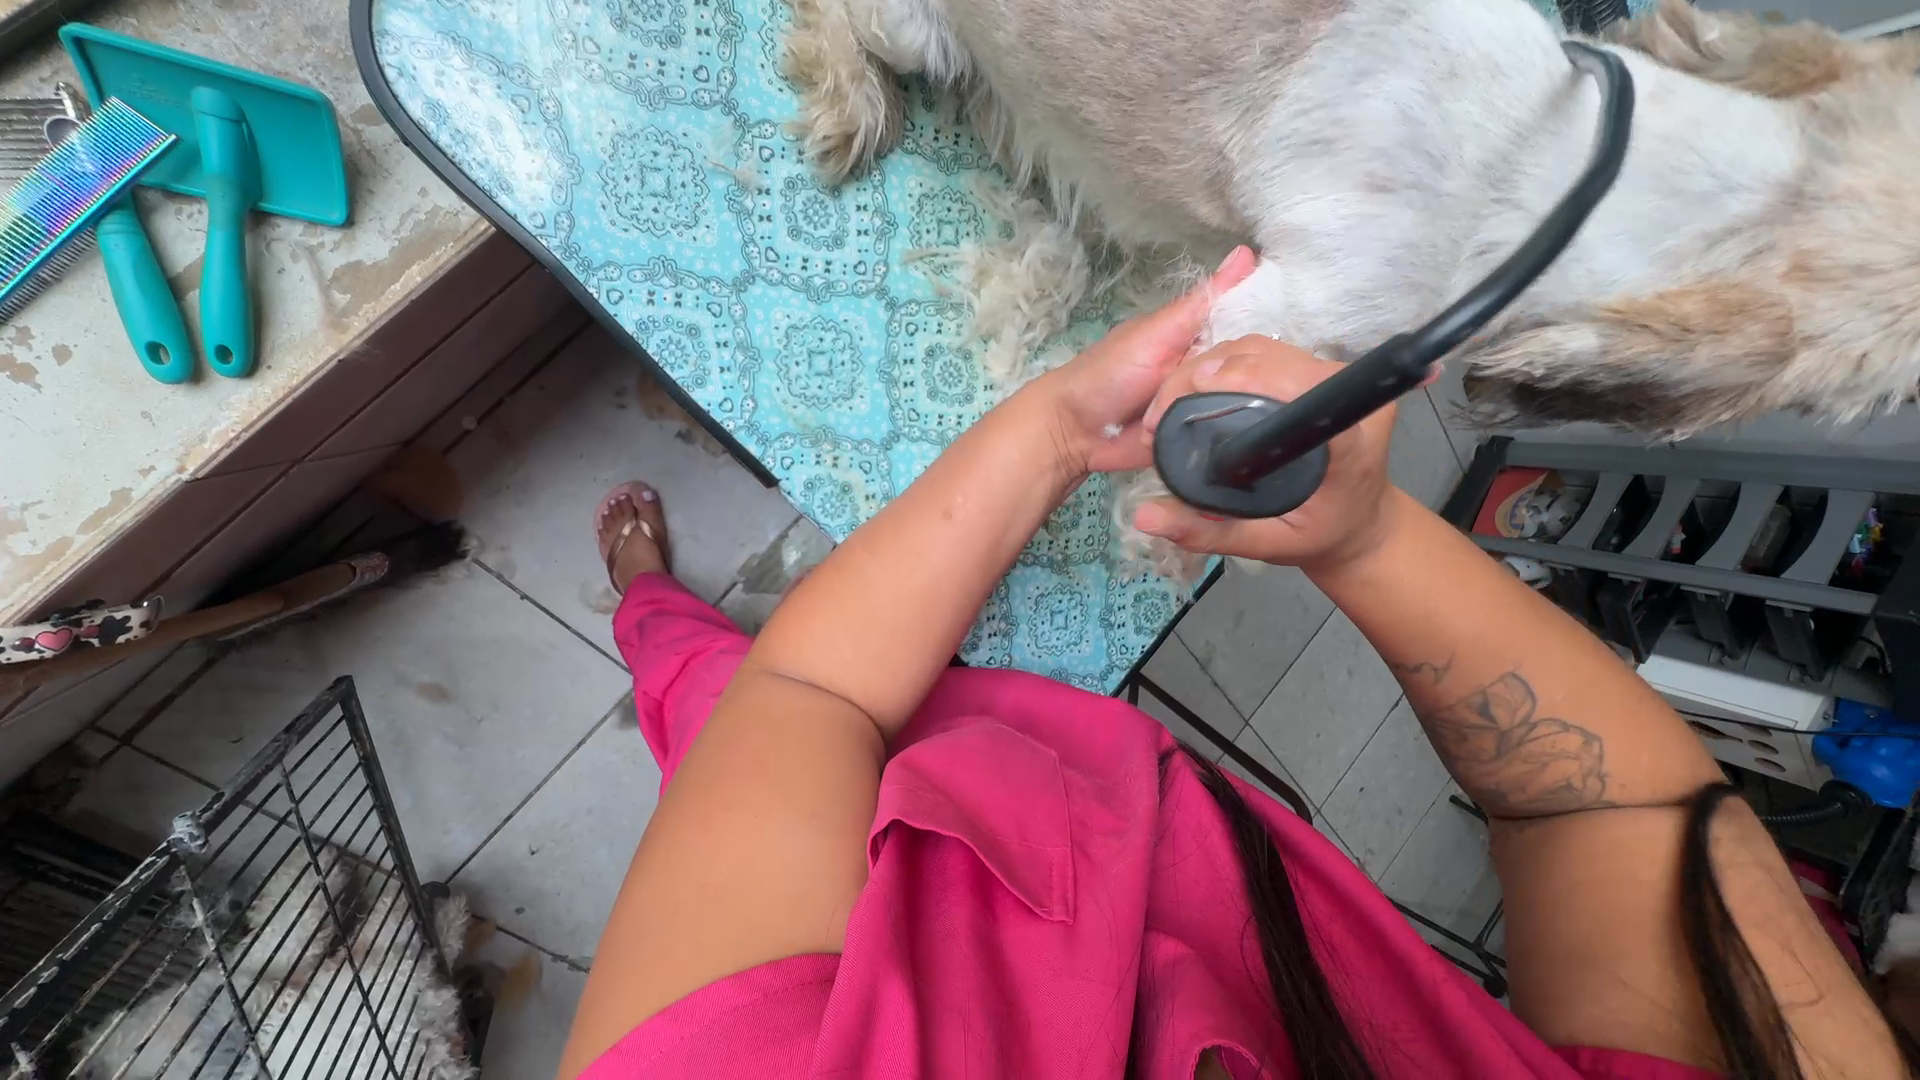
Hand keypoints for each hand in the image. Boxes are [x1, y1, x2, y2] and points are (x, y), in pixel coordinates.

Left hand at [1033, 246, 1257, 474]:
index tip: (1287, 350)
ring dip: (1232, 411)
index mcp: (1198, 338)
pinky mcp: (1193, 440)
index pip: (1250, 332)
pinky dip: (1219, 439)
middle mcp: (1205, 371)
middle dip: (1248, 381)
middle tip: (1233, 387)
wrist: (1075, 431)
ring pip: (1238, 408)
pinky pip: (1219, 440)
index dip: (1268, 338)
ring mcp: (1200, 408)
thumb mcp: (1157, 333)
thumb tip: (1246, 253)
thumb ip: (1200, 303)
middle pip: (1249, 373)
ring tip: (1223, 413)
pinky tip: (1228, 438)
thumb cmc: (1108, 373)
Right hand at [1133, 336, 1401, 573]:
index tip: (1196, 391)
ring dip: (1203, 368)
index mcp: (1349, 438)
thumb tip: (1144, 517)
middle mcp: (1344, 396)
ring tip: (1165, 407)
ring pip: (1258, 348)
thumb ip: (1206, 533)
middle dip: (1201, 375)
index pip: (1301, 387)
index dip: (1248, 378)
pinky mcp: (1314, 369)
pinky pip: (1260, 353)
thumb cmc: (1320, 535)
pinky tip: (1190, 394)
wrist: (1360, 522)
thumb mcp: (1264, 544)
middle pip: (1267, 357)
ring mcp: (1332, 376)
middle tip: (1157, 418)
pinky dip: (1217, 366)